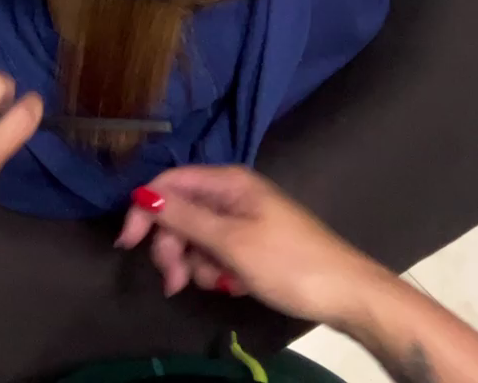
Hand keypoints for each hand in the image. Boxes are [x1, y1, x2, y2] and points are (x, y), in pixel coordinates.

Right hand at [116, 166, 397, 325]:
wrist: (349, 295)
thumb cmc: (289, 262)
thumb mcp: (231, 242)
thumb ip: (184, 217)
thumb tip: (140, 195)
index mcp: (226, 181)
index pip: (169, 183)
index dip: (144, 210)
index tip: (128, 244)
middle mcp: (230, 193)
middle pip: (179, 211)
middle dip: (171, 244)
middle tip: (175, 281)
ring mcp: (241, 217)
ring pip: (195, 234)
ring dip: (194, 262)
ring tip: (215, 284)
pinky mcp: (251, 242)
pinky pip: (216, 250)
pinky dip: (215, 268)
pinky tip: (231, 284)